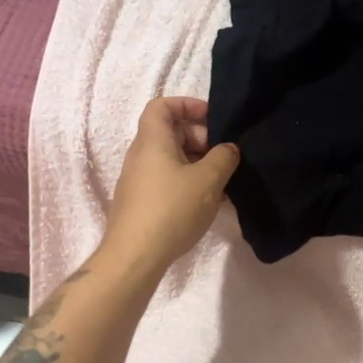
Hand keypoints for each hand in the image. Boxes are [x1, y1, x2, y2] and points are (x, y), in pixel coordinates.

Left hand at [101, 97, 240, 269]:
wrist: (134, 257)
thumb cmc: (171, 209)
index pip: (162, 105)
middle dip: (200, 138)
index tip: (212, 117)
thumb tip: (228, 149)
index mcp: (152, 140)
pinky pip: (167, 180)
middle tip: (223, 156)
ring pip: (170, 158)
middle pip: (170, 132)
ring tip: (221, 182)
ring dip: (197, 163)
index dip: (187, 104)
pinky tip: (206, 202)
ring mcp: (138, 180)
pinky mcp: (141, 202)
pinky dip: (187, 182)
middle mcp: (140, 155)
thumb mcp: (208, 180)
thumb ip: (224, 157)